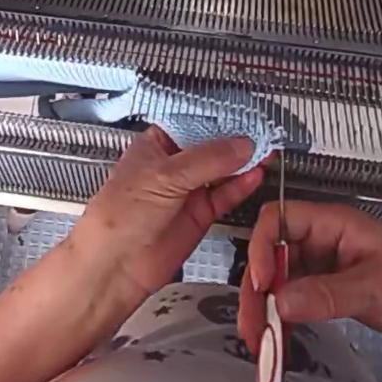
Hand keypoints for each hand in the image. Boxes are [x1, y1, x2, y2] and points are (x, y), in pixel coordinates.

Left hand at [56, 127, 263, 311]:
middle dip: (236, 140)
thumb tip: (241, 145)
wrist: (115, 266)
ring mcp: (187, 190)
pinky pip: (226, 195)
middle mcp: (173, 166)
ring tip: (266, 151)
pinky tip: (255, 174)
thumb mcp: (164, 176)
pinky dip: (242, 185)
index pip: (193, 123)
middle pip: (212, 146)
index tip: (243, 115)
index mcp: (156, 145)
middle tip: (261, 132)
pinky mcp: (199, 214)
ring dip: (244, 162)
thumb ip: (207, 159)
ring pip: (222, 170)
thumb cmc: (118, 217)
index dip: (218, 119)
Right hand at [237, 201, 381, 349]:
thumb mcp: (375, 288)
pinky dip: (279, 316)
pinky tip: (274, 339)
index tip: (262, 284)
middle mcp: (320, 239)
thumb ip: (327, 294)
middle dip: (256, 288)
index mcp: (333, 224)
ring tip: (258, 341)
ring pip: (277, 278)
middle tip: (253, 327)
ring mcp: (321, 264)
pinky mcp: (324, 287)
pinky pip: (291, 296)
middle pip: (271, 253)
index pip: (280, 219)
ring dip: (262, 306)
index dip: (262, 246)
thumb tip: (280, 301)